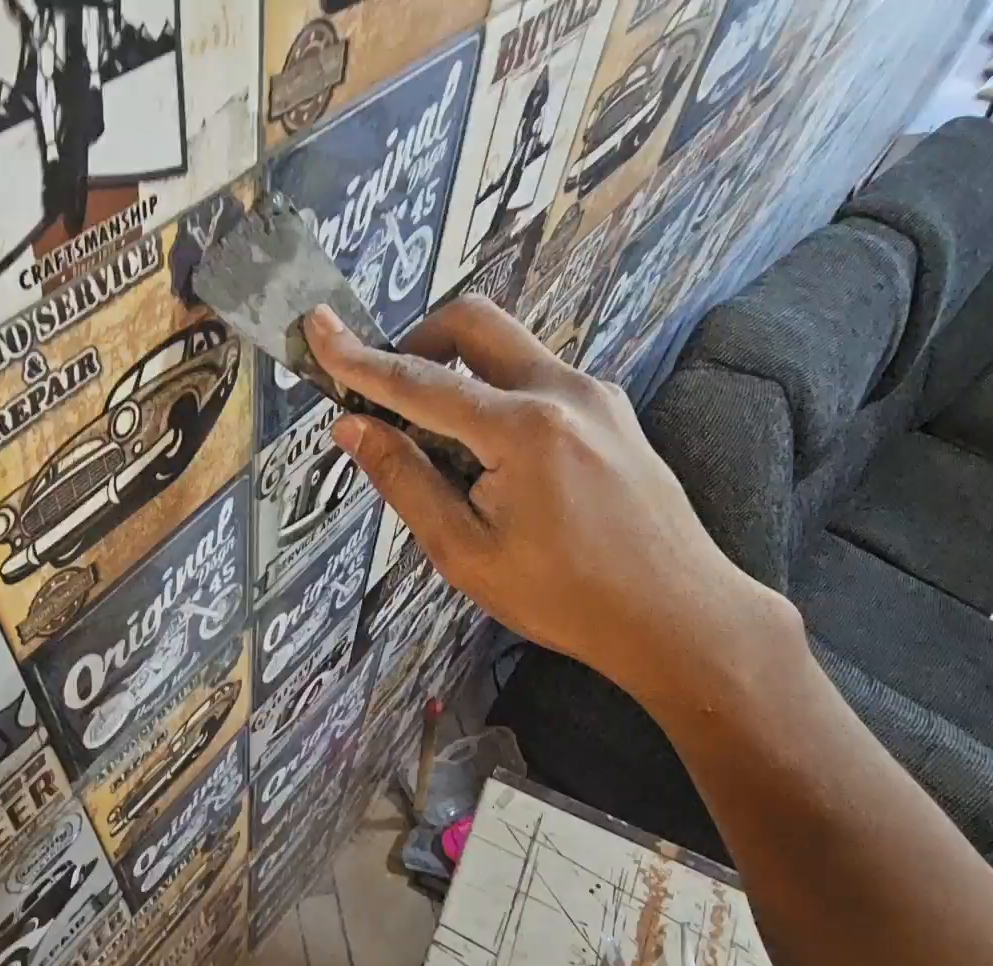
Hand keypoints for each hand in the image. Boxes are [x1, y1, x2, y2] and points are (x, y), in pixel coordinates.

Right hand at [305, 297, 791, 701]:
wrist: (676, 616)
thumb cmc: (564, 597)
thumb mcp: (463, 551)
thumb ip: (404, 479)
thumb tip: (353, 427)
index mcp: (521, 429)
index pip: (418, 381)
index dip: (357, 359)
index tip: (317, 327)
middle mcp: (563, 391)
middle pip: (473, 323)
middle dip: (417, 341)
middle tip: (391, 397)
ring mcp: (596, 395)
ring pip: (507, 348)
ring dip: (459, 375)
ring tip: (445, 449)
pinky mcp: (612, 411)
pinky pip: (537, 378)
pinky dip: (496, 396)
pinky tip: (495, 460)